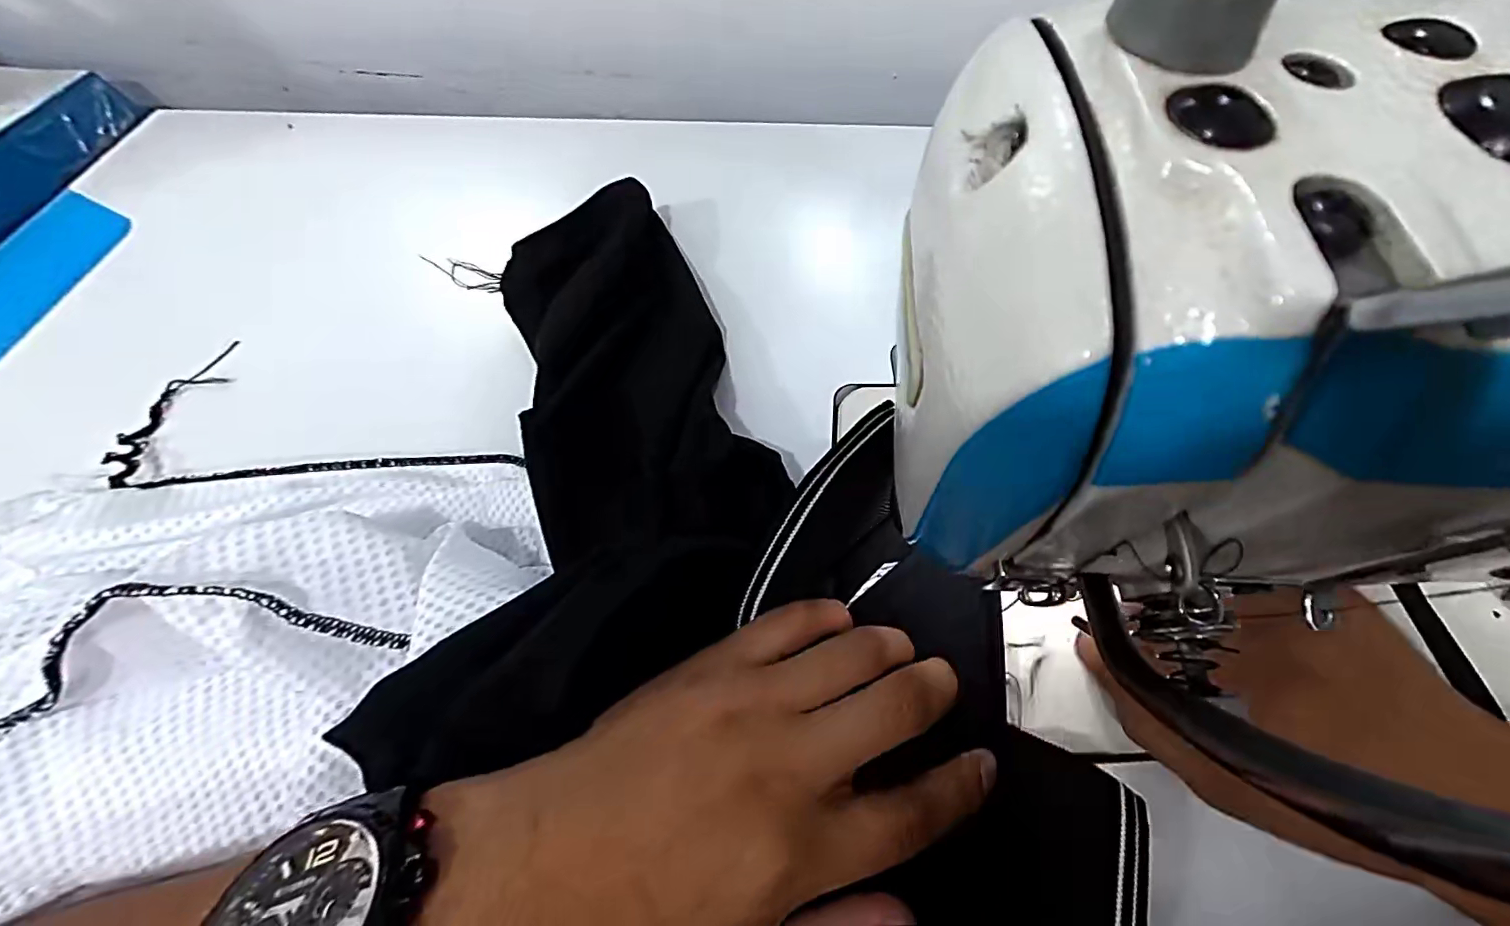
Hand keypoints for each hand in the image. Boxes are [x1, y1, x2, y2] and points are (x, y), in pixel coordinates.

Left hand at [423, 600, 994, 925]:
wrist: (525, 873)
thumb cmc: (632, 923)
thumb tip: (908, 914)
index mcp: (799, 851)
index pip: (912, 812)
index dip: (961, 787)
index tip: (984, 766)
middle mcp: (790, 765)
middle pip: (898, 707)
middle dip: (935, 691)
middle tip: (943, 684)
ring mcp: (751, 704)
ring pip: (855, 652)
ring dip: (890, 646)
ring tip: (899, 651)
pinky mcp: (714, 666)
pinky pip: (790, 621)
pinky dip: (826, 615)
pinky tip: (840, 621)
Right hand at [1076, 587, 1509, 924]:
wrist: (1463, 788)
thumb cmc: (1347, 798)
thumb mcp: (1238, 786)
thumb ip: (1160, 728)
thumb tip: (1105, 668)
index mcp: (1257, 667)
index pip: (1157, 635)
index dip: (1121, 636)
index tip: (1100, 635)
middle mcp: (1283, 621)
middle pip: (1186, 601)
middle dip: (1149, 610)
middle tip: (1131, 620)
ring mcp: (1311, 599)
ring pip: (1218, 582)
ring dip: (1187, 596)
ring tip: (1168, 608)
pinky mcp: (1335, 590)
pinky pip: (1262, 574)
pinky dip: (1233, 587)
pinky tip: (1225, 603)